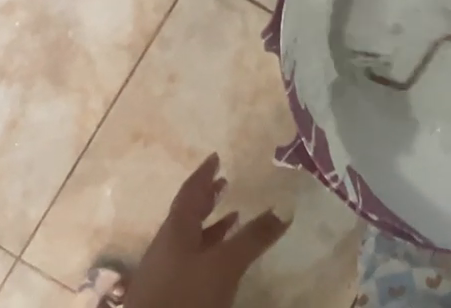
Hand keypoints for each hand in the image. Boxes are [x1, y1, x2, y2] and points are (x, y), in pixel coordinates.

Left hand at [124, 154, 289, 307]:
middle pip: (187, 214)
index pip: (190, 192)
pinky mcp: (168, 296)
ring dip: (210, 226)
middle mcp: (166, 246)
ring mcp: (164, 272)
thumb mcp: (225, 265)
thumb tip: (286, 207)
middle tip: (225, 182)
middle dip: (207, 198)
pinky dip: (208, 251)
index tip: (216, 156)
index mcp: (175, 230)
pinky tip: (221, 261)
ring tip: (233, 216)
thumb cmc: (185, 297)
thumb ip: (254, 237)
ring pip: (189, 239)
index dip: (204, 174)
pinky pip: (190, 261)